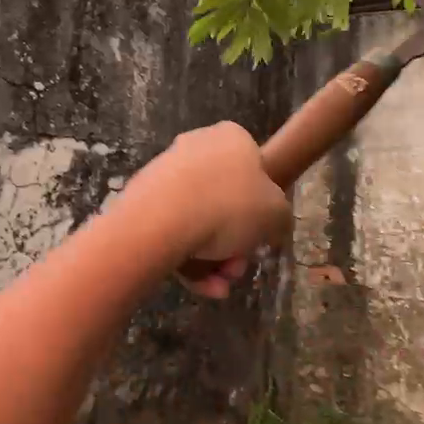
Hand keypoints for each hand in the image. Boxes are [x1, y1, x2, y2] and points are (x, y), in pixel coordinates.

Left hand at [123, 122, 288, 298]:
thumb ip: (280, 218)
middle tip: (237, 268)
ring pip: (200, 219)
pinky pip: (173, 229)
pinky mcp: (144, 198)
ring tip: (218, 286)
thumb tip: (273, 225)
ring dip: (214, 258)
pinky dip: (188, 258)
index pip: (254, 170)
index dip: (261, 208)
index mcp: (232, 137)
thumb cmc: (229, 205)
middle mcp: (198, 146)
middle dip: (235, 242)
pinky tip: (199, 286)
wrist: (162, 220)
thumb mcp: (276, 214)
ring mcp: (168, 172)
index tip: (260, 236)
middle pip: (225, 201)